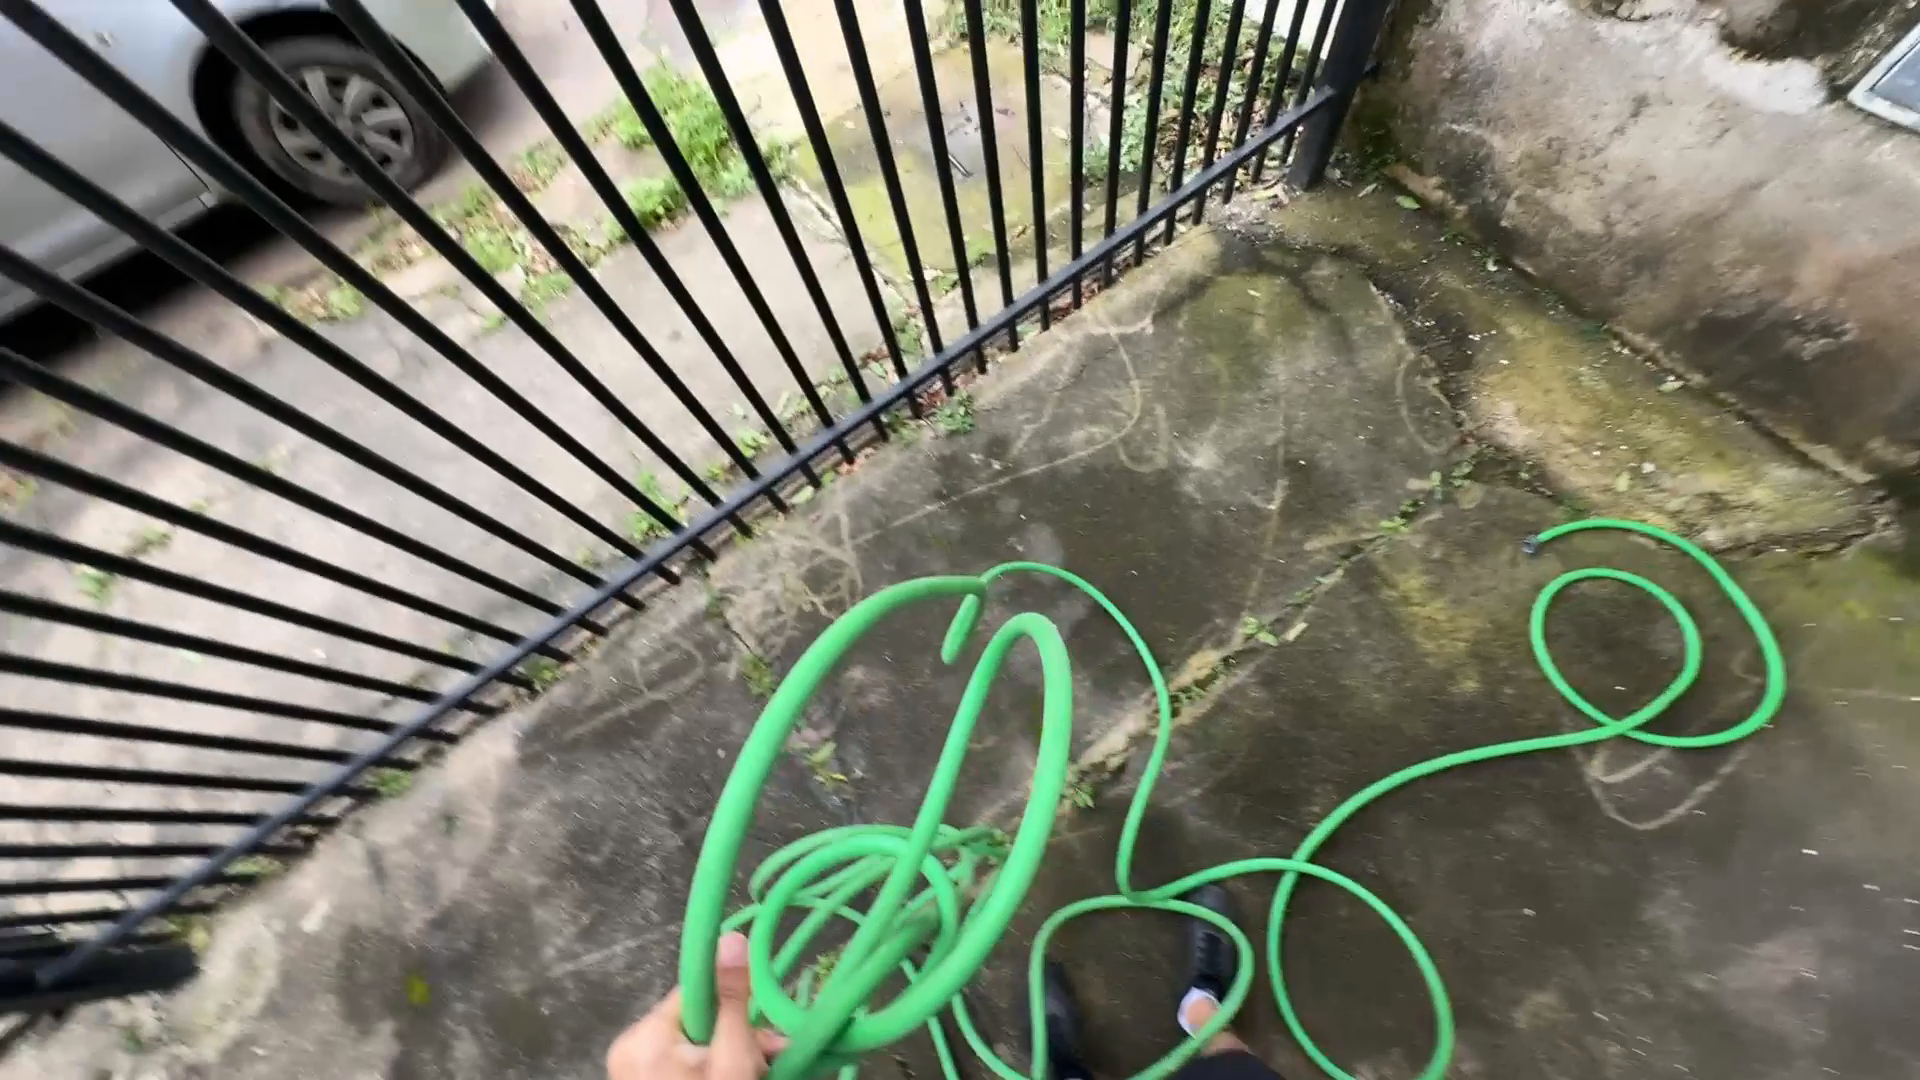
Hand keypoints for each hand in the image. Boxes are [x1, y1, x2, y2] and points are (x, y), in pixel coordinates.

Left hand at [607, 932, 787, 1079]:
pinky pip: (689, 1065)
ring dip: (736, 1055)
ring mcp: (636, 1075)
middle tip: (771, 1057)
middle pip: (702, 1019)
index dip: (735, 1004)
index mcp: (642, 1037)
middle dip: (742, 1036)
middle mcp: (631, 1051)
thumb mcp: (732, 1059)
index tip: (764, 1028)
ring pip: (700, 1044)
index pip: (698, 991)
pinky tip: (744, 1075)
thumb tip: (733, 936)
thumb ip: (733, 999)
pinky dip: (718, 1069)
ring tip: (763, 1070)